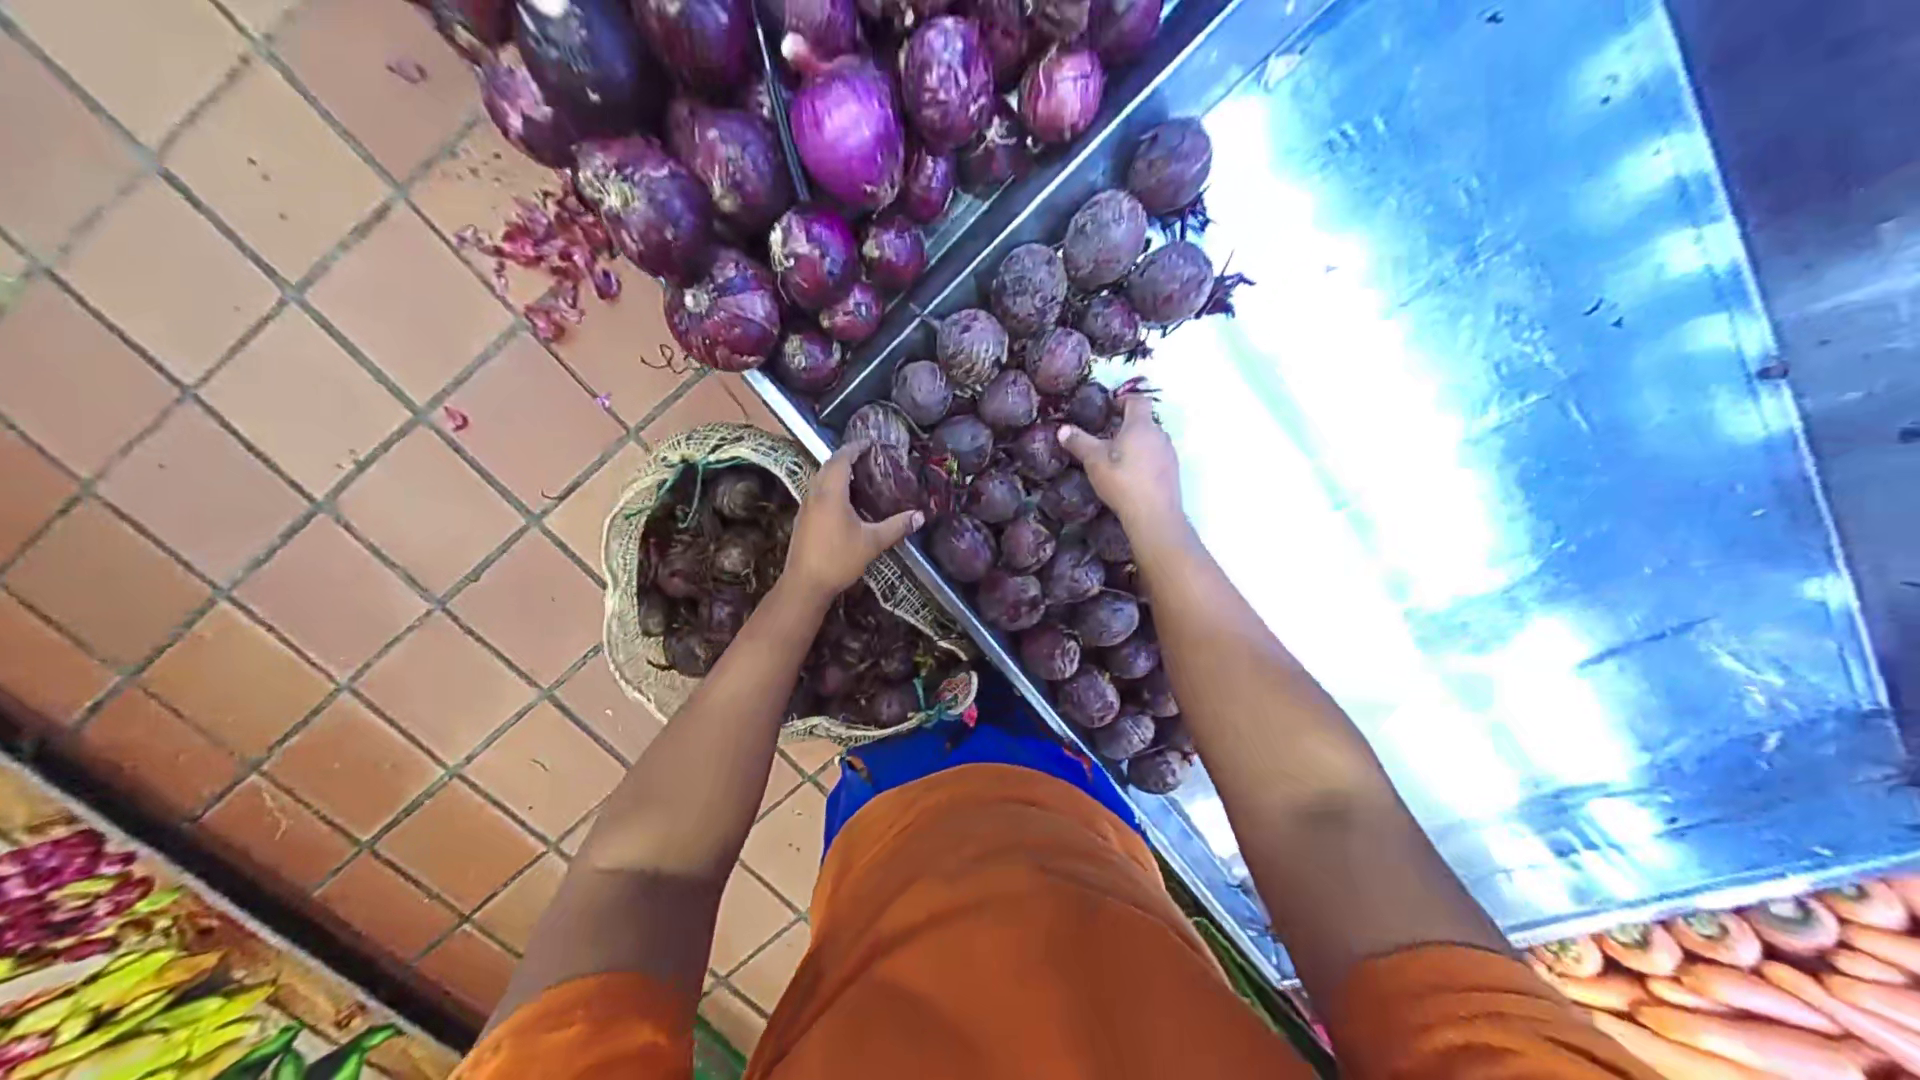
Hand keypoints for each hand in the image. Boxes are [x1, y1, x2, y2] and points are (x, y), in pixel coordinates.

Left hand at [784, 439, 923, 600]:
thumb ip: (897, 526)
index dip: (856, 447)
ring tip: (859, 477)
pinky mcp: (802, 519)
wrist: (805, 584)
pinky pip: (817, 492)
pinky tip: (845, 502)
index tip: (871, 443)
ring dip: (837, 472)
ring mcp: (805, 506)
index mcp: (831, 492)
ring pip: (820, 478)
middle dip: (847, 457)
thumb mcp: (873, 542)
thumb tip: (921, 516)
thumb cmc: (838, 559)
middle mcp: (815, 493)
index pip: (841, 458)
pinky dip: (831, 487)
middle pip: (829, 465)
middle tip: (868, 458)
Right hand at [1058, 394, 1185, 539]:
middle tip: (1107, 436)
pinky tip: (1131, 475)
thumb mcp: (1094, 461)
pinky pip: (1156, 457)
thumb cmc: (1123, 482)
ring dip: (1136, 443)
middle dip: (1126, 425)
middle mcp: (1160, 434)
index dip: (1123, 400)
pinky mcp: (1173, 471)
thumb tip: (1063, 429)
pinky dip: (1144, 459)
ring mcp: (1169, 453)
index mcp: (1141, 425)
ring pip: (1151, 440)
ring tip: (1117, 457)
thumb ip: (1079, 442)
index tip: (1109, 408)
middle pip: (1144, 421)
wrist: (1154, 515)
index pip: (1137, 400)